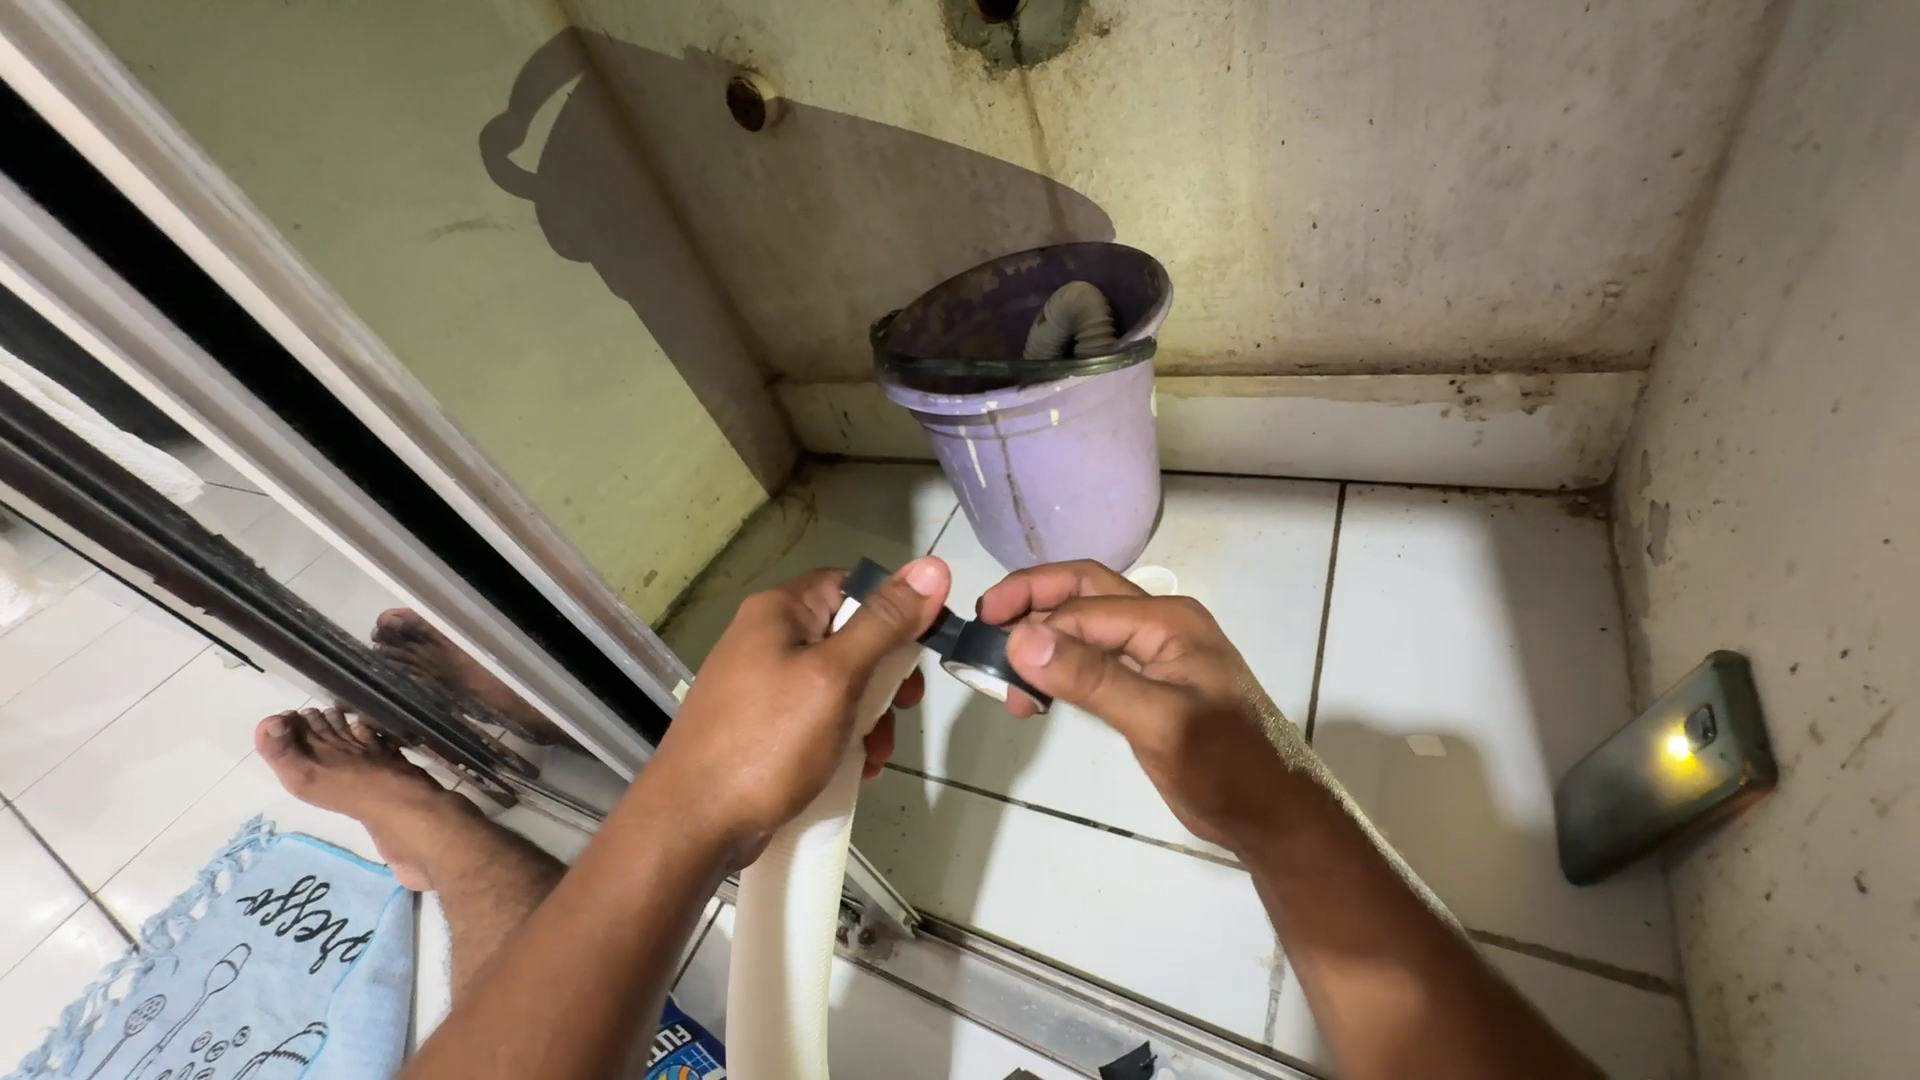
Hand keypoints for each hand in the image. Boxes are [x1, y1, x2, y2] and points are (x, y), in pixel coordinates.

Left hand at [643, 558, 948, 868]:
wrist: (692, 825)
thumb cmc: (768, 741)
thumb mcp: (837, 676)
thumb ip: (886, 623)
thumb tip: (934, 567)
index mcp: (781, 610)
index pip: (853, 585)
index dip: (893, 610)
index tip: (922, 648)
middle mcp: (769, 637)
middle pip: (851, 637)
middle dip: (885, 678)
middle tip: (903, 707)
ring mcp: (763, 684)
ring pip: (840, 683)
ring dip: (869, 716)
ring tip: (874, 754)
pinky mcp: (763, 725)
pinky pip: (818, 716)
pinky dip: (842, 738)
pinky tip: (854, 769)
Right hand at [979, 560, 1312, 854]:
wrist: (1273, 816)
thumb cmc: (1226, 767)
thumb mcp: (1158, 722)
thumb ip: (1091, 678)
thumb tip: (1021, 638)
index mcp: (1167, 620)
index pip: (1083, 605)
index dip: (1032, 619)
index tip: (986, 649)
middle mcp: (1159, 624)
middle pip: (1081, 593)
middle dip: (1030, 602)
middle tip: (983, 625)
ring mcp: (1153, 653)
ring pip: (1083, 626)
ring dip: (1041, 639)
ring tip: (1003, 675)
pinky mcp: (1145, 683)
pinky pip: (1091, 658)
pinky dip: (1058, 667)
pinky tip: (1035, 692)